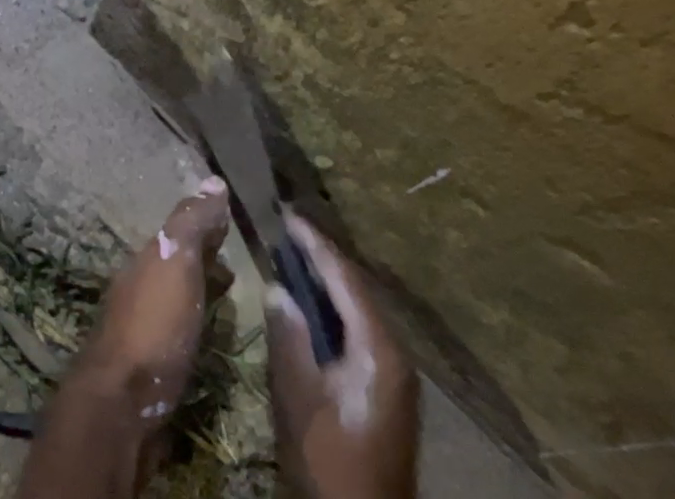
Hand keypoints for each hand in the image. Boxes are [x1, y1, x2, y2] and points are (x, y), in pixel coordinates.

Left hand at [14, 178, 234, 498]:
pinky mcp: (150, 374)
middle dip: (202, 262)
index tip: (233, 223)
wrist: (120, 409)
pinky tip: (210, 342)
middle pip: (174, 269)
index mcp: (143, 266)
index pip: (177, 235)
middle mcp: (137, 295)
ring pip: (175, 304)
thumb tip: (213, 180)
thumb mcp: (174, 263)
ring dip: (199, 297)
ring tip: (232, 301)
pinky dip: (196, 330)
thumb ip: (191, 224)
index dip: (204, 227)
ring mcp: (141, 336)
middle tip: (238, 265)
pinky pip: (178, 339)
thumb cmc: (152, 327)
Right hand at [266, 217, 417, 498]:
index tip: (289, 216)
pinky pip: (359, 332)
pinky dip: (334, 312)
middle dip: (324, 259)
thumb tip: (278, 288)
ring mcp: (394, 372)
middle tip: (289, 230)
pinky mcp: (386, 388)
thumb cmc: (330, 458)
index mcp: (379, 348)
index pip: (347, 280)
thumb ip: (289, 338)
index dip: (316, 245)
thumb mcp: (299, 398)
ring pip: (360, 311)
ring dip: (328, 284)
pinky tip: (311, 307)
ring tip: (294, 256)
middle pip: (358, 291)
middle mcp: (395, 352)